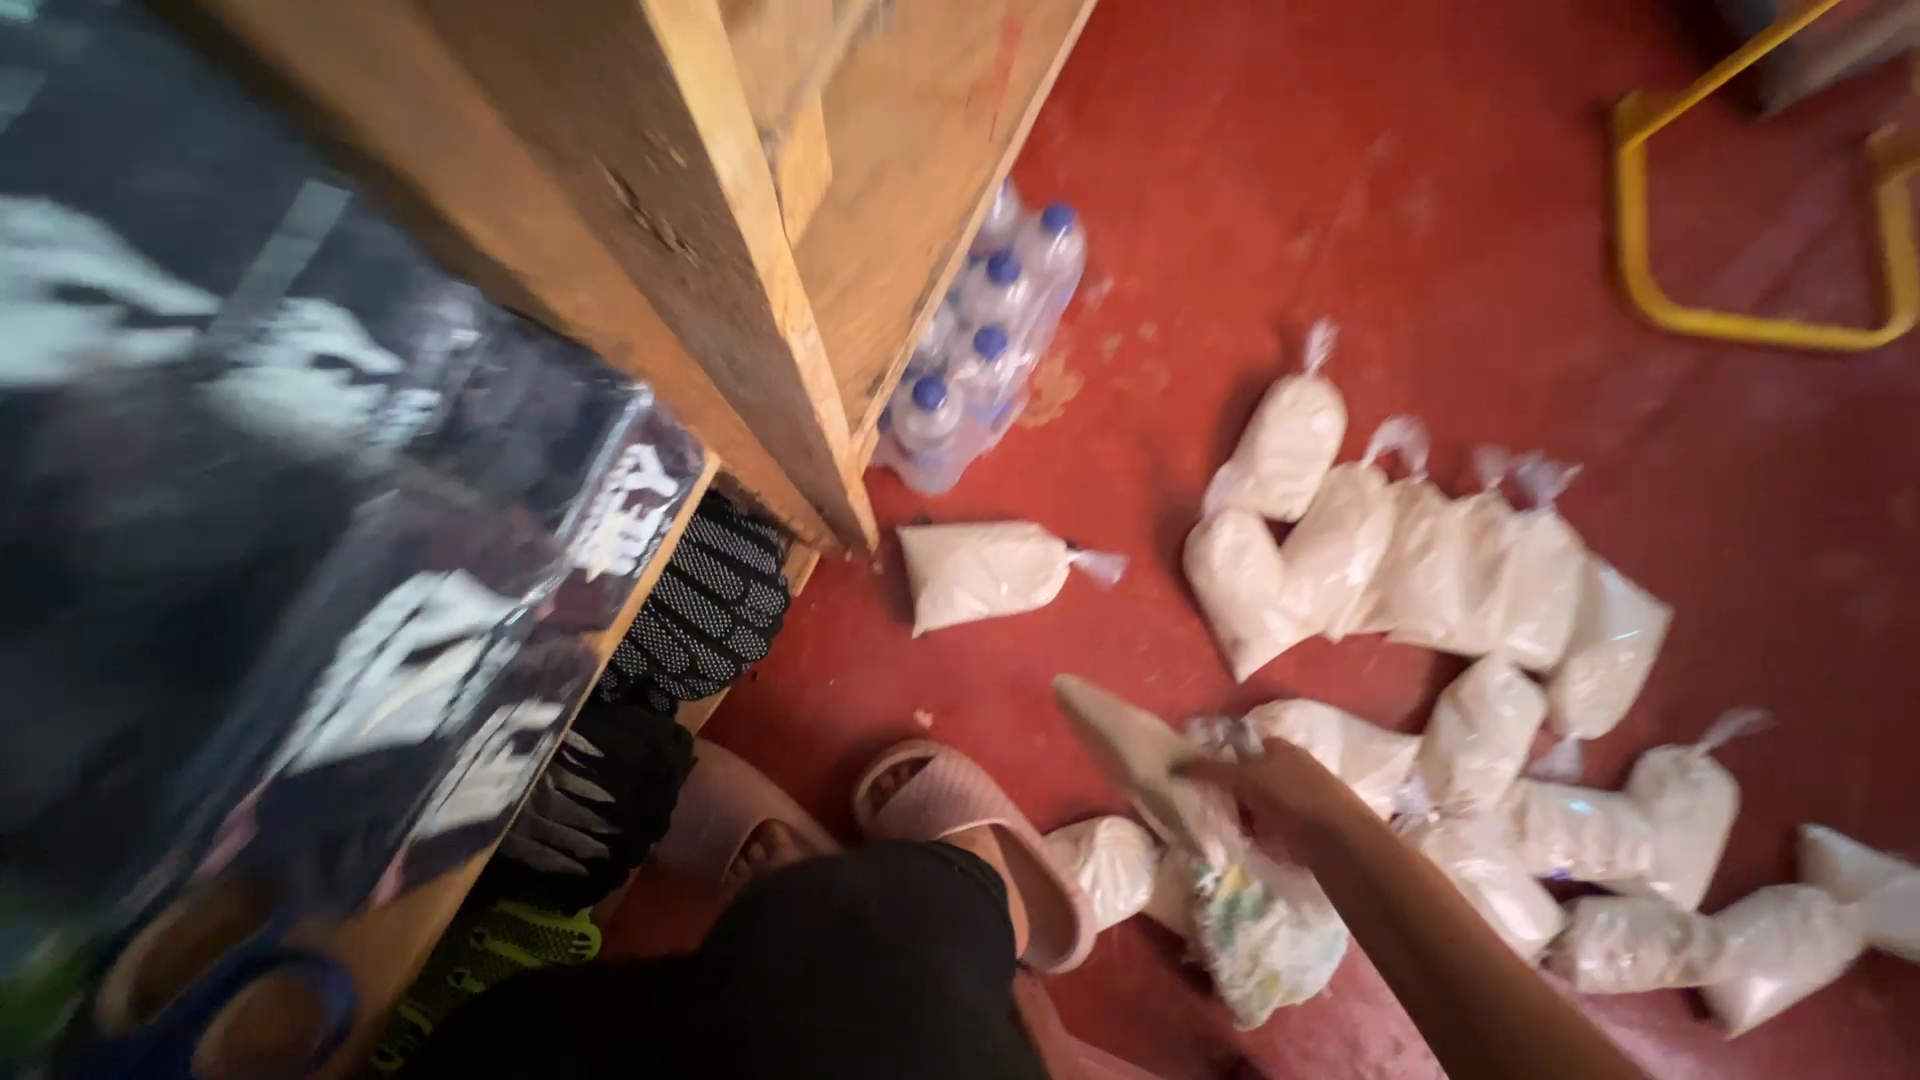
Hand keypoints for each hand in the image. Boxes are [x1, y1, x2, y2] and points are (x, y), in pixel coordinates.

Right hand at [1178, 738, 1346, 852]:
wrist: (1339, 839)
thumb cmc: (1290, 797)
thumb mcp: (1243, 777)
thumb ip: (1209, 770)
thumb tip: (1176, 764)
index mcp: (1279, 747)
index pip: (1243, 748)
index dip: (1223, 762)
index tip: (1206, 781)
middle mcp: (1292, 766)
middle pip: (1251, 777)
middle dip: (1234, 793)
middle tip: (1217, 808)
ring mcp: (1304, 796)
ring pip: (1262, 803)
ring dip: (1248, 816)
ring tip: (1234, 830)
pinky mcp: (1310, 824)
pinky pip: (1276, 825)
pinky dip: (1264, 834)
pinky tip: (1256, 843)